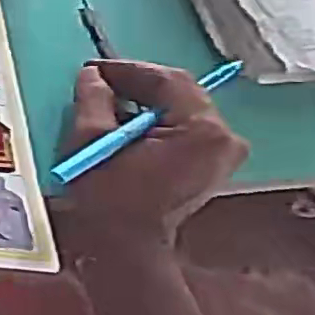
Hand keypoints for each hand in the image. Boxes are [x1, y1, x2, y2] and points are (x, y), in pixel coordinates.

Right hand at [64, 60, 248, 241]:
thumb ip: (94, 100)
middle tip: (98, 83)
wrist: (125, 246)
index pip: (169, 80)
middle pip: (180, 94)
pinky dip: (153, 123)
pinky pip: (182, 131)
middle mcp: (224, 139)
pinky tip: (123, 128)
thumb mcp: (91, 140)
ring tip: (105, 105)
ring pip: (180, 112)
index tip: (94, 68)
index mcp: (202, 130)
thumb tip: (93, 76)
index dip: (128, 69)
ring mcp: (222, 155)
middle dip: (137, 85)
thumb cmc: (107, 195)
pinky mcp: (210, 167)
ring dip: (143, 104)